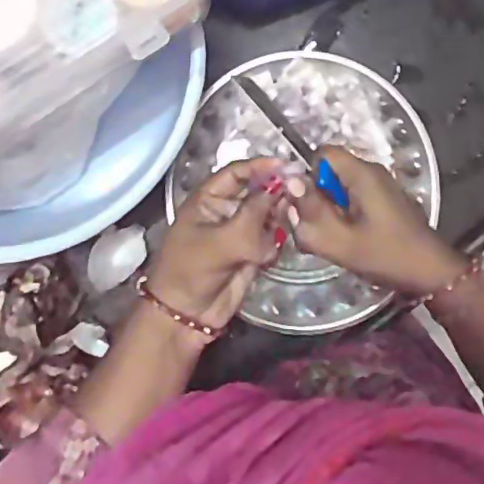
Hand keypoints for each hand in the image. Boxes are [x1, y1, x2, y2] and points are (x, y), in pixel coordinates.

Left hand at [145, 158, 284, 334]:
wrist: (186, 317)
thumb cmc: (192, 271)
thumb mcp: (222, 240)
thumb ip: (253, 213)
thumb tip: (279, 187)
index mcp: (209, 199)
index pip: (238, 172)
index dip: (261, 166)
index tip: (287, 166)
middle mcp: (226, 210)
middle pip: (258, 191)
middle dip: (275, 192)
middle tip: (297, 193)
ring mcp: (240, 232)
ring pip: (268, 214)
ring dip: (277, 219)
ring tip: (284, 225)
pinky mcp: (251, 252)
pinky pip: (271, 238)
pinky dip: (274, 243)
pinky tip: (268, 254)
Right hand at [288, 147, 466, 295]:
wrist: (431, 272)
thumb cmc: (386, 255)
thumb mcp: (341, 240)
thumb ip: (312, 212)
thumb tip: (290, 182)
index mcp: (363, 174)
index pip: (323, 153)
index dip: (308, 175)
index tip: (308, 205)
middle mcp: (373, 172)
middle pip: (331, 171)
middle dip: (318, 197)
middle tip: (317, 228)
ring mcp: (381, 185)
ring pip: (341, 186)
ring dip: (331, 209)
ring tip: (334, 238)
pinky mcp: (386, 200)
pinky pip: (355, 197)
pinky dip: (346, 214)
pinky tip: (350, 239)